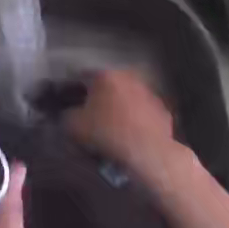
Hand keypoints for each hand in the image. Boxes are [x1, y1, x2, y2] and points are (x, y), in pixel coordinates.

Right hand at [64, 69, 183, 174]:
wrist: (147, 152)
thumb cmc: (107, 132)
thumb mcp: (74, 125)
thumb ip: (66, 115)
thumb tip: (67, 114)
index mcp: (105, 76)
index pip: (82, 76)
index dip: (71, 88)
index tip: (67, 100)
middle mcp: (128, 78)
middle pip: (107, 84)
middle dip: (97, 96)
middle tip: (89, 112)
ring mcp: (148, 93)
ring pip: (127, 97)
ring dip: (118, 106)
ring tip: (111, 125)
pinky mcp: (162, 110)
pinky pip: (142, 112)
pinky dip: (135, 119)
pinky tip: (130, 133)